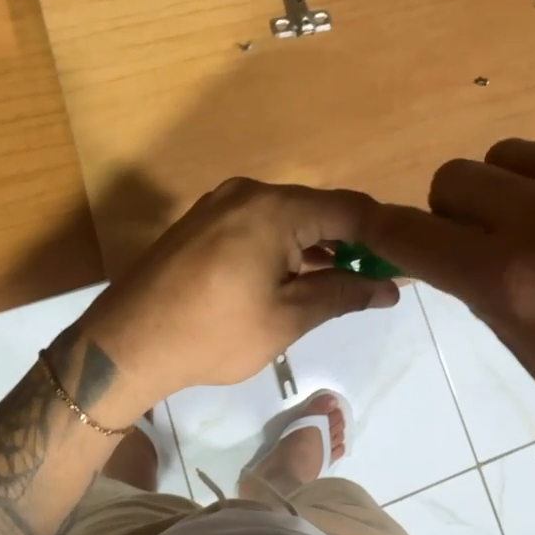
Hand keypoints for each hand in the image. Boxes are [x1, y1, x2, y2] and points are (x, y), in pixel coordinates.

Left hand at [72, 179, 399, 414]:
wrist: (127, 342)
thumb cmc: (213, 332)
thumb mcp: (287, 317)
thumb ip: (342, 293)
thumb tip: (389, 288)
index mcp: (273, 207)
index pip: (350, 209)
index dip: (384, 237)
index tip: (407, 265)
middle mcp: (248, 192)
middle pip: (318, 208)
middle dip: (352, 242)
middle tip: (380, 280)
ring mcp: (221, 203)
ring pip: (288, 217)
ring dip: (318, 245)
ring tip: (347, 283)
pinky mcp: (204, 221)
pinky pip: (260, 224)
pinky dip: (285, 245)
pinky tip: (300, 275)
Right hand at [360, 120, 534, 478]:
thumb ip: (494, 302)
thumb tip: (462, 259)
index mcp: (513, 284)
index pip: (409, 232)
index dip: (382, 229)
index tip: (379, 230)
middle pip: (451, 178)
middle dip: (454, 213)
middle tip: (489, 244)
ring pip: (506, 154)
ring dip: (510, 189)